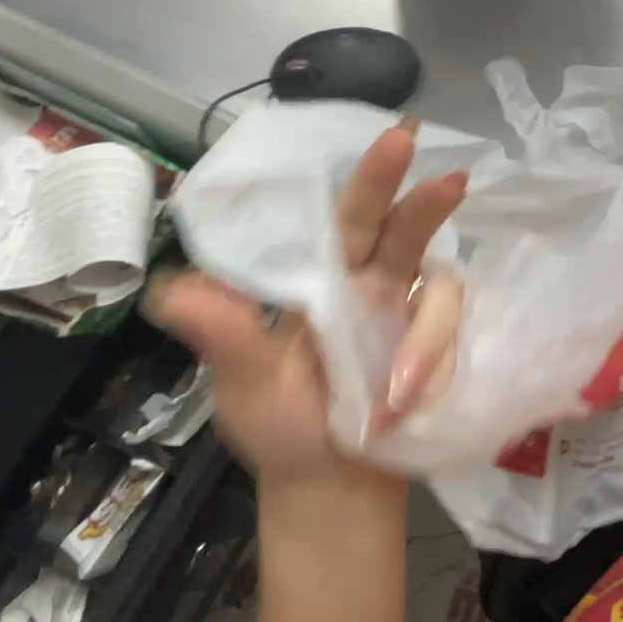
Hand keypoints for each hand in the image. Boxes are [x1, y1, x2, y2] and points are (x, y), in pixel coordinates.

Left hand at [149, 120, 467, 487]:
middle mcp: (375, 284)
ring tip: (396, 394)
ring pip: (439, 289)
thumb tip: (171, 287)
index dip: (371, 178)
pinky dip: (431, 366)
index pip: (347, 219)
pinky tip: (403, 403)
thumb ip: (225, 335)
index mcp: (324, 280)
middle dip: (424, 204)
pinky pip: (451, 341)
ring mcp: (413, 316)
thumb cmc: (283, 428)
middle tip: (450, 180)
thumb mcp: (243, 385)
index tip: (396, 134)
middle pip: (405, 232)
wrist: (334, 487)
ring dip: (428, 334)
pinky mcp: (443, 349)